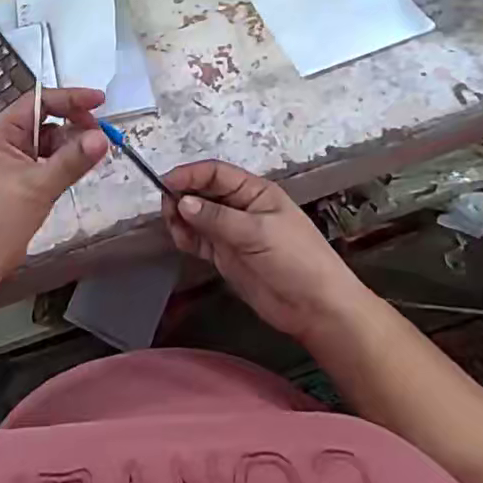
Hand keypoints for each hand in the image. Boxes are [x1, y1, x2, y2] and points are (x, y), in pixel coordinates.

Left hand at [0, 87, 107, 275]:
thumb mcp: (39, 186)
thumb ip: (72, 160)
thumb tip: (102, 138)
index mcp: (0, 131)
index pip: (39, 101)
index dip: (71, 98)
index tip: (101, 101)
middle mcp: (3, 139)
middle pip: (44, 118)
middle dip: (73, 123)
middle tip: (100, 136)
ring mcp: (8, 159)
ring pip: (46, 140)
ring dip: (69, 144)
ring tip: (92, 156)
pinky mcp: (16, 178)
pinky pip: (44, 159)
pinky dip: (62, 160)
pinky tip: (77, 169)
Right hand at [161, 160, 370, 341]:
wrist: (317, 309)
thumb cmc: (295, 260)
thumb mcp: (257, 232)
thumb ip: (217, 218)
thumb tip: (182, 202)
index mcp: (254, 191)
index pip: (215, 173)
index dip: (189, 175)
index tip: (165, 183)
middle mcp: (240, 207)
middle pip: (203, 192)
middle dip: (182, 196)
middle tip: (166, 210)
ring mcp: (232, 232)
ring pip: (197, 216)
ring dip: (182, 218)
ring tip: (174, 229)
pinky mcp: (226, 255)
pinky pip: (199, 239)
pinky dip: (186, 237)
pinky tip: (181, 240)